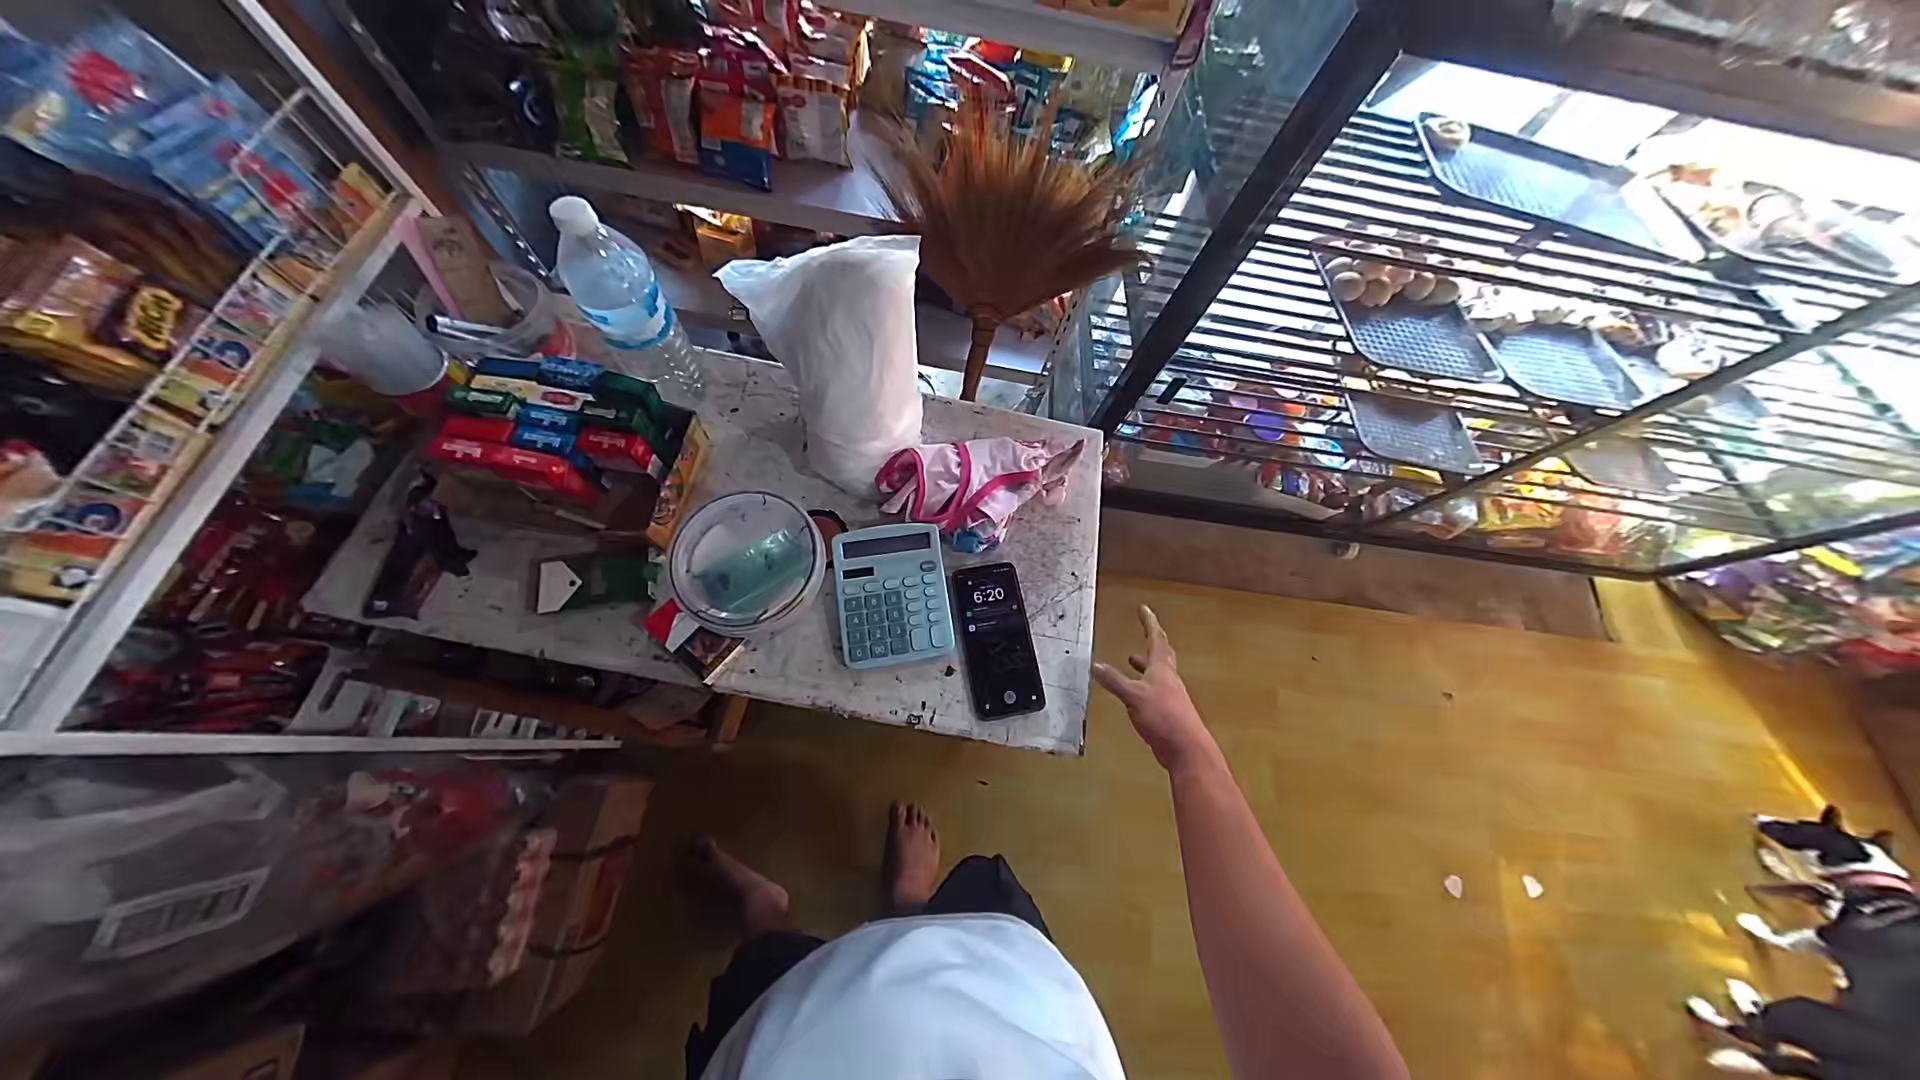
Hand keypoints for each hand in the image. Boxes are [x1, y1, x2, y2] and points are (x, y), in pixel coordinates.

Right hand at [1092, 605, 1217, 774]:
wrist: (1186, 748)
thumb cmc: (1164, 717)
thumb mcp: (1133, 696)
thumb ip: (1114, 681)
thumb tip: (1095, 666)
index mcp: (1161, 669)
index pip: (1156, 639)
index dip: (1149, 622)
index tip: (1144, 609)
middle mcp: (1168, 679)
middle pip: (1162, 653)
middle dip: (1152, 640)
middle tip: (1146, 629)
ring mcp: (1170, 695)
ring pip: (1159, 672)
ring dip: (1146, 663)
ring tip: (1133, 659)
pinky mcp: (1168, 711)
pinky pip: (1155, 690)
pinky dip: (1144, 684)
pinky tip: (1136, 692)